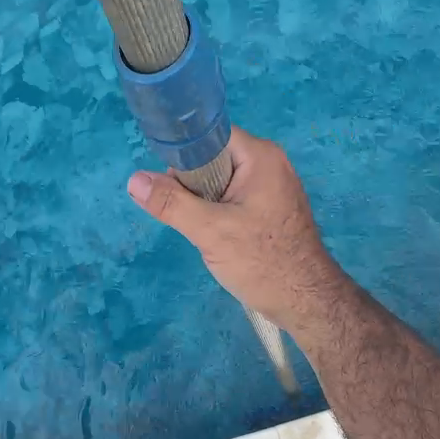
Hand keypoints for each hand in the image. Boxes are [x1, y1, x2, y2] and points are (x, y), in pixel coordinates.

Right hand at [126, 127, 352, 338]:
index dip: (184, 159)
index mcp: (260, 156)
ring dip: (205, 207)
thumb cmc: (261, 261)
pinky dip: (220, 218)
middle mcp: (269, 164)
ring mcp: (273, 189)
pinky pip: (234, 203)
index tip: (170, 189)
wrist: (305, 300)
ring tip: (208, 235)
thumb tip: (133, 180)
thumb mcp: (210, 231)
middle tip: (192, 220)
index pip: (210, 138)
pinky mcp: (271, 212)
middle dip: (193, 188)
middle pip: (214, 161)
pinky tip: (222, 242)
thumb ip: (171, 204)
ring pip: (221, 186)